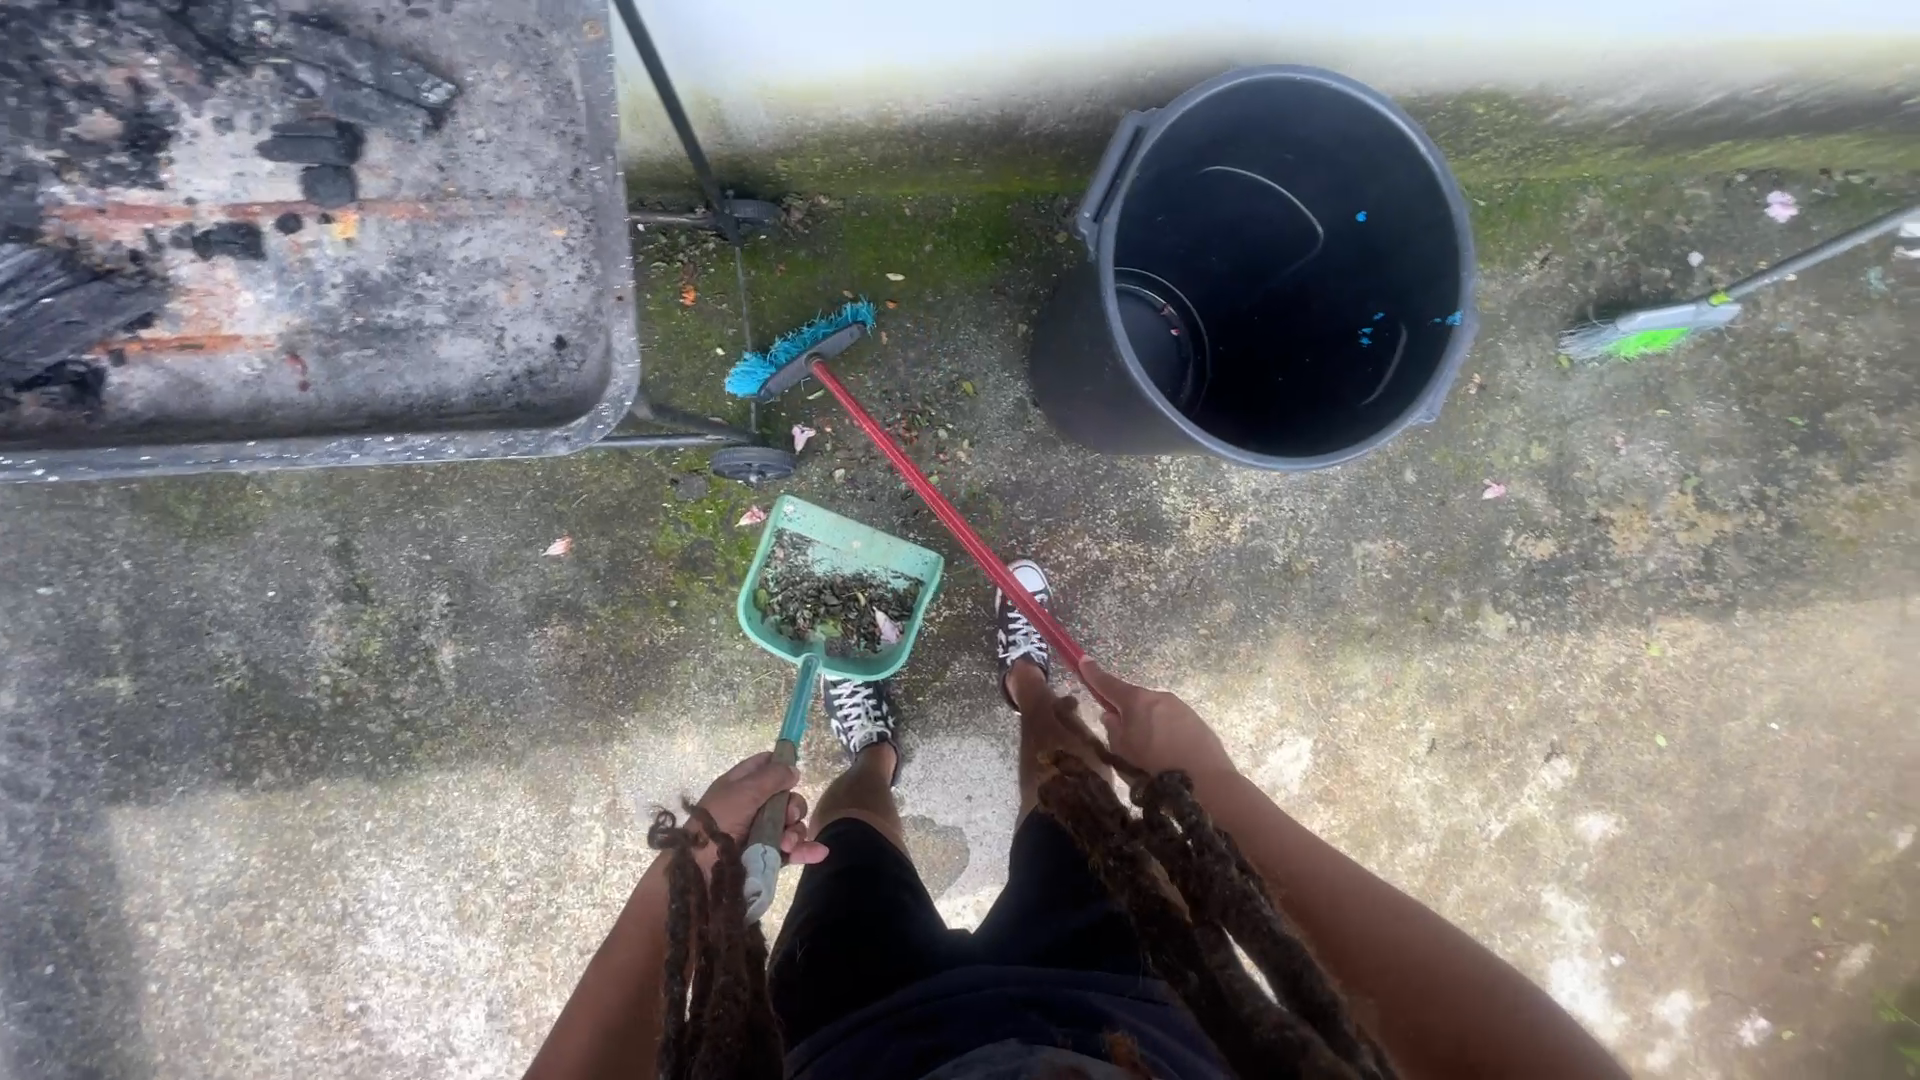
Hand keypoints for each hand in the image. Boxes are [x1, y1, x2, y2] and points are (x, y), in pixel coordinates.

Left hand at [689, 753, 828, 874]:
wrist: (700, 872)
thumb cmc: (718, 823)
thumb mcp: (743, 791)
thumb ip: (772, 777)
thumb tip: (794, 771)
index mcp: (740, 786)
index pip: (764, 766)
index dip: (781, 764)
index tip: (795, 771)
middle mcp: (752, 807)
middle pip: (786, 798)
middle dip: (793, 806)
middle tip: (788, 816)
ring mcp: (760, 833)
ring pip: (791, 824)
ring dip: (796, 831)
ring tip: (787, 844)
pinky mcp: (767, 857)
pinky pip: (793, 849)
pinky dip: (807, 849)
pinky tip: (818, 852)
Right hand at [1081, 659, 1237, 788]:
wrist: (1204, 777)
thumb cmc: (1155, 762)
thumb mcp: (1123, 749)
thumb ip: (1113, 729)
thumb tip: (1110, 716)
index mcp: (1136, 700)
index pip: (1108, 683)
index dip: (1093, 673)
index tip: (1083, 659)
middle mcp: (1157, 695)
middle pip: (1134, 698)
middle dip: (1126, 709)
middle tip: (1124, 732)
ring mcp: (1179, 705)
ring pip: (1154, 710)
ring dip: (1148, 721)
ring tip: (1151, 749)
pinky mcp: (1195, 718)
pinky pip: (1171, 720)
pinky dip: (1165, 730)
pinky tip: (1169, 750)